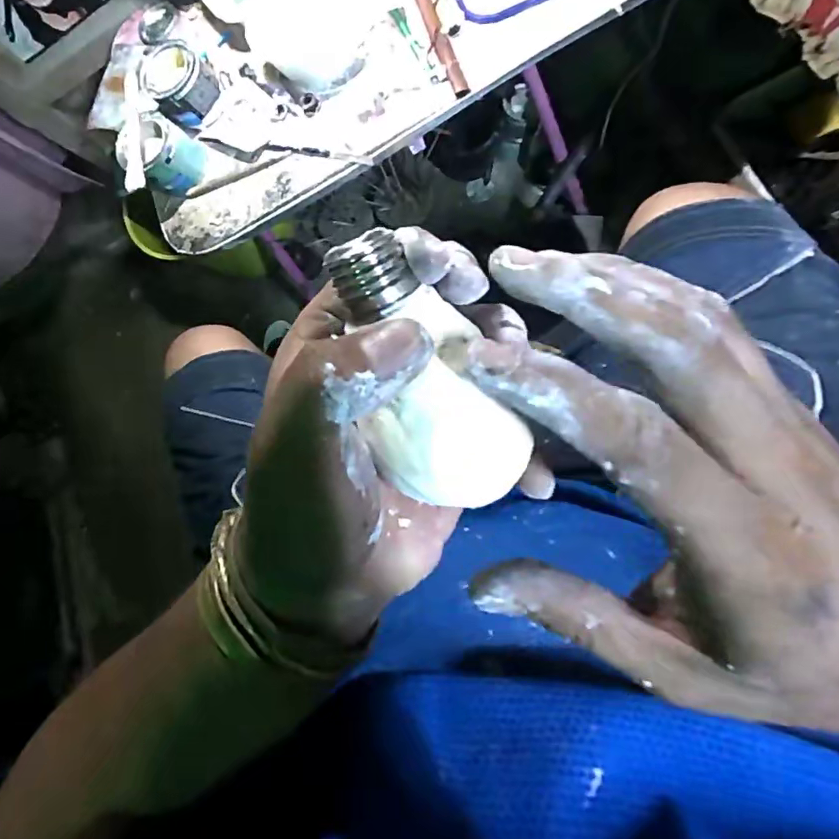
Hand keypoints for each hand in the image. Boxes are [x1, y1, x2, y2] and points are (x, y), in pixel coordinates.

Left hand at [239, 229, 543, 644]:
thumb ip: (335, 375)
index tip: (445, 262)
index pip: (369, 277)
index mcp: (332, 345)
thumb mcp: (299, 434)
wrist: (326, 582)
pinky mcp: (458, 446)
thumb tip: (409, 329)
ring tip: (520, 367)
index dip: (407, 257)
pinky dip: (529, 436)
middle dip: (467, 295)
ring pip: (476, 356)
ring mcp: (424, 404)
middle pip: (433, 307)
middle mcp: (380, 364)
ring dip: (508, 352)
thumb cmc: (302, 500)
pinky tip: (538, 471)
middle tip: (486, 305)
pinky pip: (503, 421)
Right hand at [463, 248, 838, 765]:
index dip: (555, 389)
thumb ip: (582, 619)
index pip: (640, 439)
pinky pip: (720, 322)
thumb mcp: (685, 675)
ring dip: (616, 277)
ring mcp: (788, 417)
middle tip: (508, 267)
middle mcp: (772, 460)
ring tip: (538, 259)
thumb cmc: (803, 669)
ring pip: (704, 319)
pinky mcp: (786, 398)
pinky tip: (601, 273)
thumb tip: (481, 583)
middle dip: (587, 294)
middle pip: (683, 349)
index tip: (480, 358)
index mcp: (745, 539)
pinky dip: (654, 283)